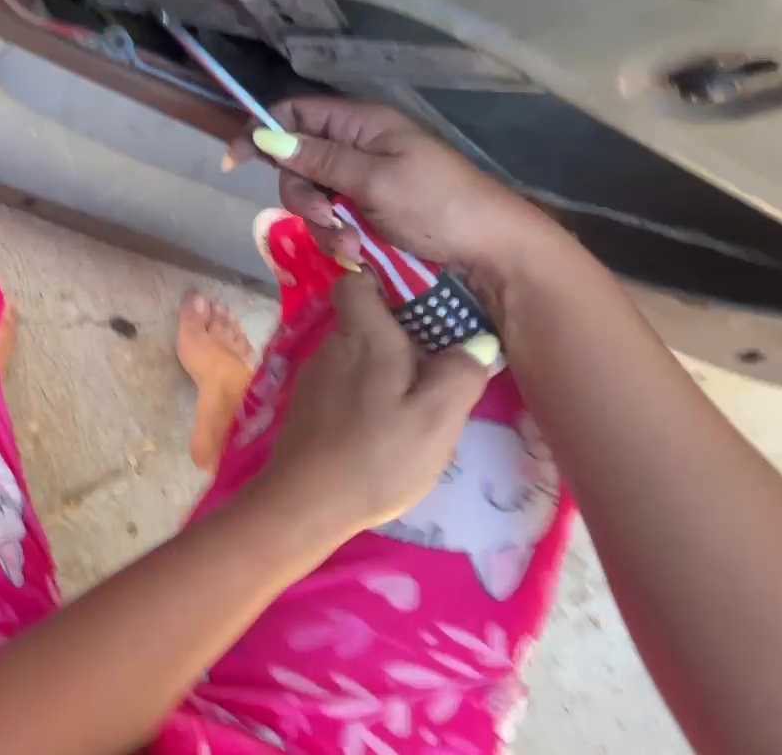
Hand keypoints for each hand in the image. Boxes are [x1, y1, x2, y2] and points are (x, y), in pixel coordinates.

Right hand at [227, 96, 560, 287]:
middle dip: (301, 194)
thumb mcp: (375, 179)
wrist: (488, 251)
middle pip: (294, 162)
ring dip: (321, 223)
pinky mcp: (363, 214)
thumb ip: (318, 159)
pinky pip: (328, 222)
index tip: (237, 160)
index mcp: (360, 126)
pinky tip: (359, 251)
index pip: (296, 114)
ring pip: (308, 197)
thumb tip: (266, 137)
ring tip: (353, 242)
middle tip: (325, 215)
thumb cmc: (438, 203)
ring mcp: (358, 184)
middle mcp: (354, 149)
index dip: (263, 131)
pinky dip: (336, 238)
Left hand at [248, 274, 491, 537]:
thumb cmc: (378, 455)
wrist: (306, 500)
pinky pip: (344, 379)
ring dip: (385, 364)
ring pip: (355, 351)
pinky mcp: (307, 403)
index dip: (383, 281)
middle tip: (442, 360)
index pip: (356, 281)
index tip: (421, 299)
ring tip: (421, 396)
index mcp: (362, 335)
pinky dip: (367, 388)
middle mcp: (331, 345)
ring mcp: (314, 374)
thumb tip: (474, 342)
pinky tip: (386, 420)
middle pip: (364, 319)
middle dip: (399, 331)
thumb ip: (459, 373)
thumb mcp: (437, 417)